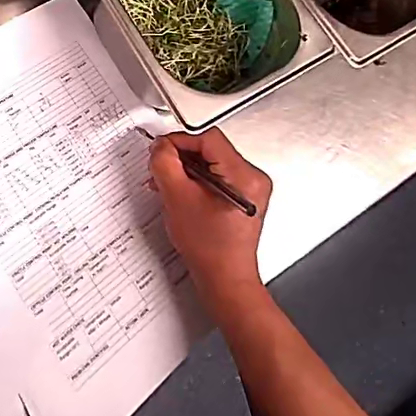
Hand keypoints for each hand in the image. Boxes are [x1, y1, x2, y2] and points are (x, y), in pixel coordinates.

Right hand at [150, 129, 272, 298]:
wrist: (224, 277)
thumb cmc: (209, 247)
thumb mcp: (177, 197)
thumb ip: (165, 163)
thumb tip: (162, 145)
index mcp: (243, 175)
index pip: (208, 139)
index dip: (180, 142)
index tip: (162, 150)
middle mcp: (253, 178)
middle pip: (210, 149)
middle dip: (182, 159)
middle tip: (163, 170)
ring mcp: (251, 188)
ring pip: (212, 162)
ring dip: (187, 170)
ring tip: (169, 185)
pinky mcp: (244, 197)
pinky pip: (217, 176)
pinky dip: (197, 181)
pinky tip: (183, 194)